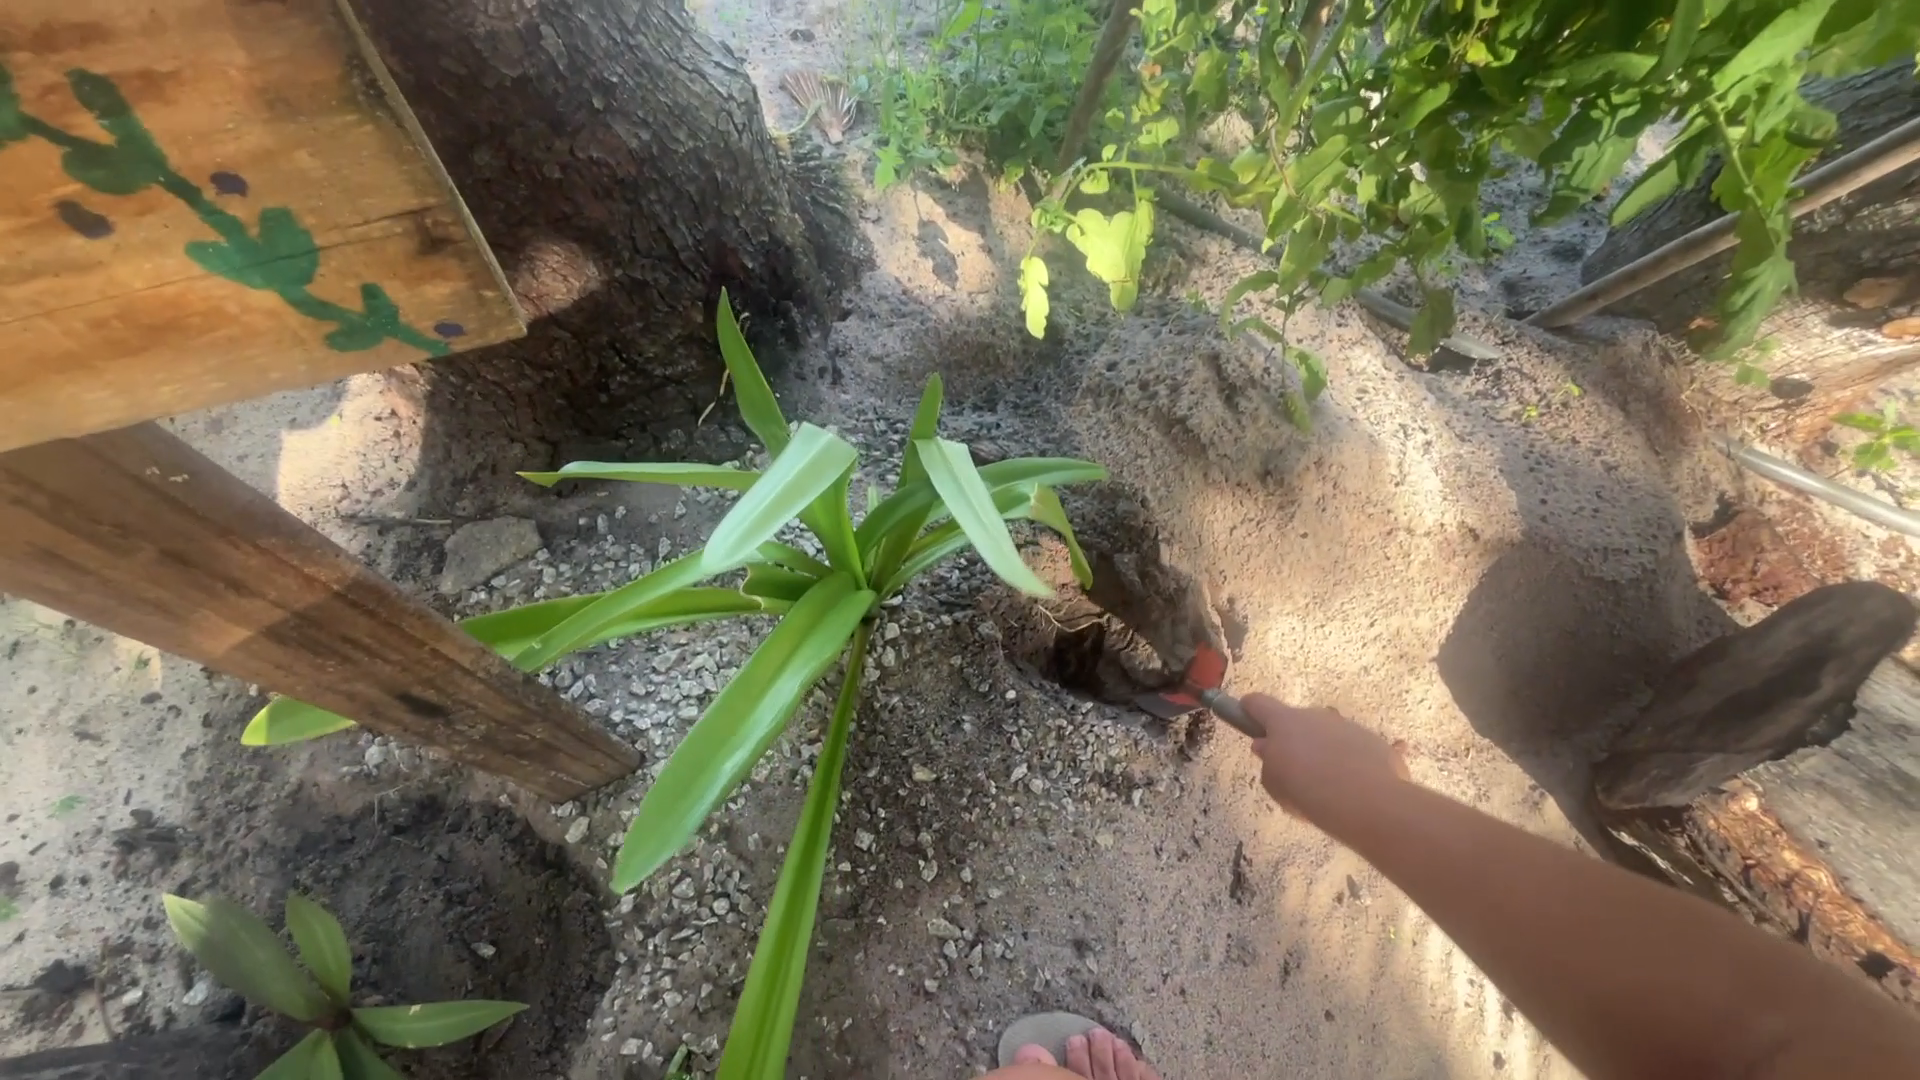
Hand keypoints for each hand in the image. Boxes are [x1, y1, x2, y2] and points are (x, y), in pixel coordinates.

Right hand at [1245, 693, 1409, 817]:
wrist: (1370, 805)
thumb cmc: (1309, 793)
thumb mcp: (1274, 785)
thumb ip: (1267, 763)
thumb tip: (1267, 748)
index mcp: (1284, 722)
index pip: (1258, 703)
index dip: (1250, 710)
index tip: (1248, 719)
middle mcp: (1316, 716)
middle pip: (1297, 721)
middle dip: (1294, 739)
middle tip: (1296, 770)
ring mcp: (1348, 726)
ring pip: (1329, 735)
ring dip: (1325, 751)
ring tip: (1332, 785)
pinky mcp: (1376, 742)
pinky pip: (1358, 749)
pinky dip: (1355, 762)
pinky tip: (1361, 786)